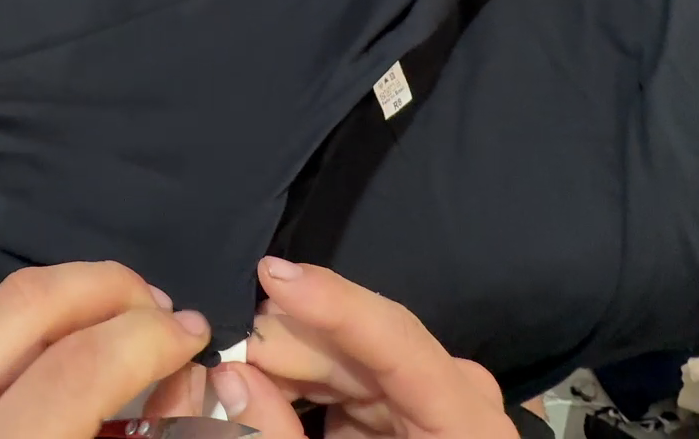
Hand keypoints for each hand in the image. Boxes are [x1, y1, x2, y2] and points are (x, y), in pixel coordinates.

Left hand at [0, 261, 212, 438]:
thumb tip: (183, 374)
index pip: (75, 371)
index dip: (149, 339)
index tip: (197, 334)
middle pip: (26, 303)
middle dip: (110, 285)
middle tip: (163, 307)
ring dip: (77, 293)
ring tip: (129, 312)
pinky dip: (41, 326)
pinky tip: (75, 349)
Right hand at [207, 258, 517, 438]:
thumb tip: (230, 372)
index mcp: (468, 427)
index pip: (399, 341)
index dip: (333, 303)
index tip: (270, 276)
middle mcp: (463, 402)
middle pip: (368, 348)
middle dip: (294, 342)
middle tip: (233, 348)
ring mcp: (441, 408)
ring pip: (355, 362)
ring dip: (294, 364)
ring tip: (243, 370)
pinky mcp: (416, 420)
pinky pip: (355, 388)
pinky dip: (309, 388)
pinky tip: (271, 391)